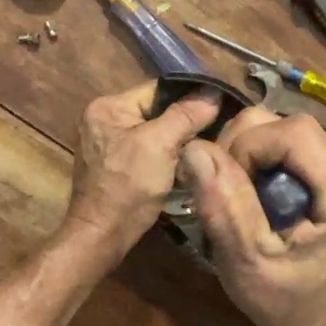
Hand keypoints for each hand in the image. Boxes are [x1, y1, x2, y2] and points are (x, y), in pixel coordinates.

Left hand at [64, 82, 219, 258]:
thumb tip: (213, 92)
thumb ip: (186, 115)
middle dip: (186, 120)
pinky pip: (149, 150)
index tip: (222, 104)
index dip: (191, 96)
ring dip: (179, 139)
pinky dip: (168, 154)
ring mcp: (108, 144)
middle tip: (220, 127)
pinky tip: (187, 162)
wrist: (103, 236)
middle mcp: (104, 119)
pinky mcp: (115, 165)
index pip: (158, 89)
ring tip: (209, 144)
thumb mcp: (160, 146)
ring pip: (155, 131)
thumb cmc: (128, 188)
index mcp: (108, 106)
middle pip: (157, 110)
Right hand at [181, 109, 325, 325]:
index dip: (251, 146)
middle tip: (223, 186)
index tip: (228, 183)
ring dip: (246, 150)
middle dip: (245, 145)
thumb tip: (195, 149)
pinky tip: (248, 190)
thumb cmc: (277, 298)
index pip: (297, 134)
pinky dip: (257, 156)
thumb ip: (226, 207)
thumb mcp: (245, 261)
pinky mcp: (324, 171)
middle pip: (290, 124)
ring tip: (233, 191)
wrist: (304, 316)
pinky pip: (285, 143)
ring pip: (284, 127)